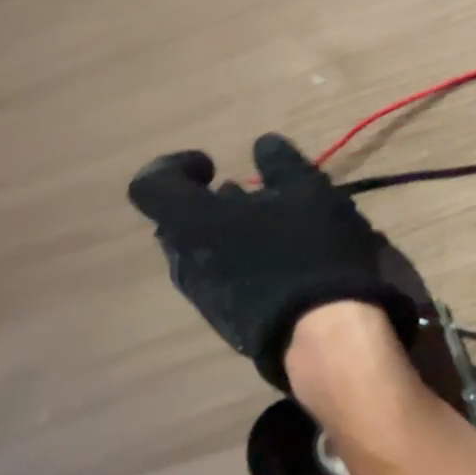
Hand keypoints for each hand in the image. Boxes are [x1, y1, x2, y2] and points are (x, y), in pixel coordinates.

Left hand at [128, 134, 414, 390]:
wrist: (323, 331)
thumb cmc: (311, 249)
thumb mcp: (311, 193)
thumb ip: (283, 164)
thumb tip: (264, 143)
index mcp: (190, 219)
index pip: (151, 184)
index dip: (174, 168)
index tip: (209, 163)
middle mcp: (183, 257)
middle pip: (178, 223)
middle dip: (210, 208)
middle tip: (246, 200)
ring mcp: (204, 295)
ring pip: (203, 256)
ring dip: (229, 241)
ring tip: (271, 238)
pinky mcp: (230, 323)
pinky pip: (226, 285)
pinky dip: (246, 270)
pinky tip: (284, 272)